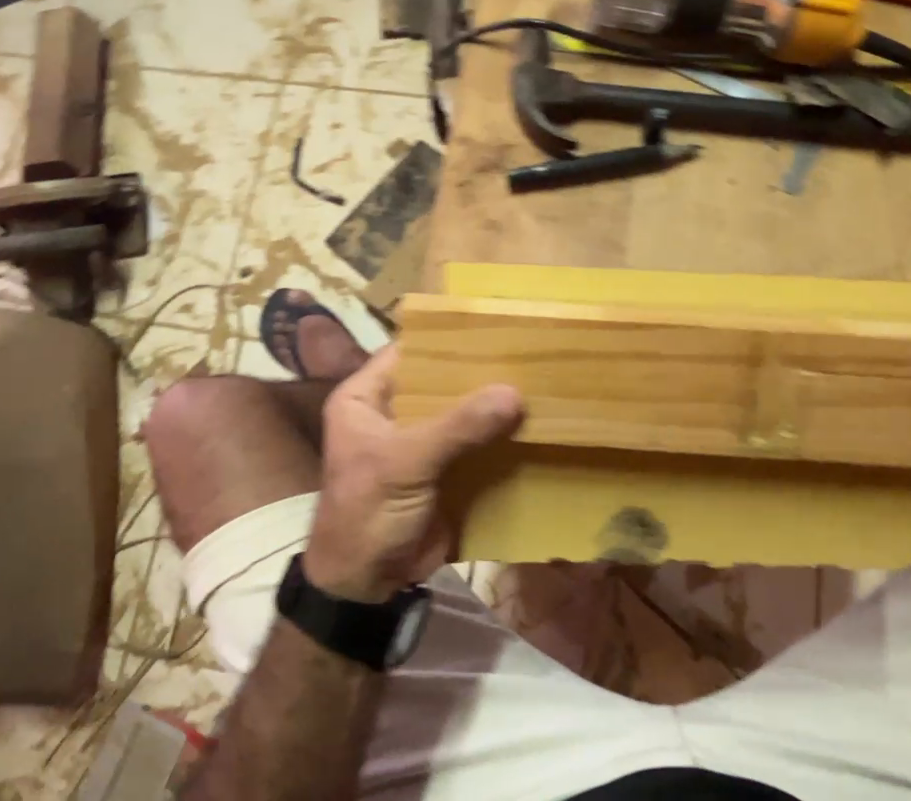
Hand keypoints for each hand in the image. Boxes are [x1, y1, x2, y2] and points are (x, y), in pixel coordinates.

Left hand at [303, 344, 524, 602]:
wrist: (365, 586)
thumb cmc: (366, 514)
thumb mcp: (404, 463)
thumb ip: (456, 427)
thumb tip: (513, 392)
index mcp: (366, 397)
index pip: (409, 351)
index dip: (446, 337)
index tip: (495, 323)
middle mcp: (393, 412)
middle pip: (442, 381)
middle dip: (481, 372)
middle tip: (531, 350)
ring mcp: (422, 442)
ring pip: (464, 413)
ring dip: (496, 405)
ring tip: (544, 380)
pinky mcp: (446, 471)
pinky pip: (477, 445)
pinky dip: (502, 439)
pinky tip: (539, 424)